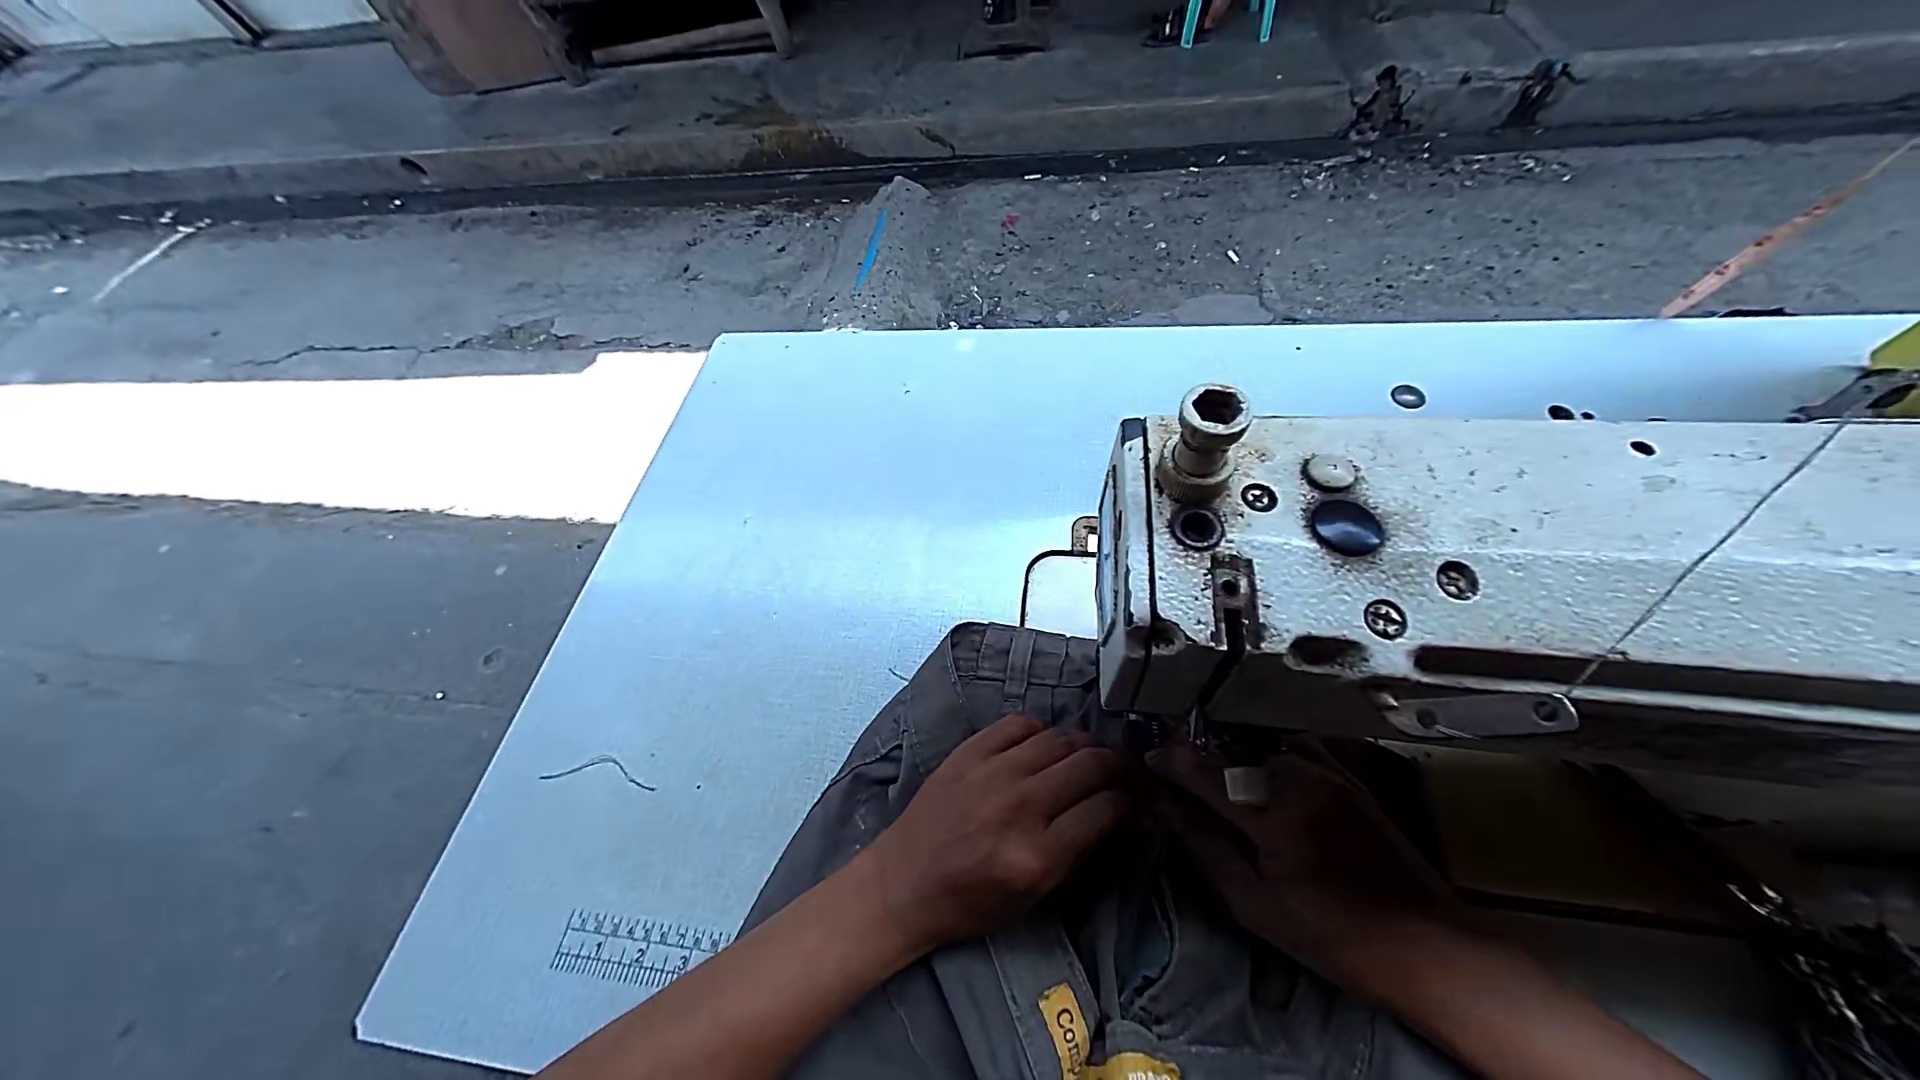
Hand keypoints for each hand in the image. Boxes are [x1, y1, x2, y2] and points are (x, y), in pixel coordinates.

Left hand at [862, 713, 1130, 955]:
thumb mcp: (1036, 896)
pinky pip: (1020, 723)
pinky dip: (1042, 731)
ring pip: (1060, 738)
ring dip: (1086, 744)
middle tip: (1125, 772)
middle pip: (1091, 765)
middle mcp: (1019, 806)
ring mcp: (992, 772)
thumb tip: (1124, 814)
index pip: (1107, 809)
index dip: (1134, 801)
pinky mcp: (969, 751)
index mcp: (1037, 855)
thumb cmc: (971, 902)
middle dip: (1120, 766)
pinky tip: (1045, 745)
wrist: (904, 882)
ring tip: (1091, 756)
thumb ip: (1082, 852)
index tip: (1141, 799)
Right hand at [1147, 739, 1463, 988]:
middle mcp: (1302, 776)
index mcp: (1276, 811)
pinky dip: (1264, 750)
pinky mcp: (1346, 773)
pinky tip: (1256, 771)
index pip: (1204, 768)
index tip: (1148, 763)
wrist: (1428, 945)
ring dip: (1228, 749)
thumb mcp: (1254, 903)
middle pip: (1230, 745)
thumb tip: (1165, 806)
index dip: (1168, 761)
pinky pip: (1291, 744)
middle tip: (1175, 771)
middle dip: (1196, 753)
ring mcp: (1329, 770)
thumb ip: (1203, 844)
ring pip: (1259, 739)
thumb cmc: (1336, 935)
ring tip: (1211, 772)